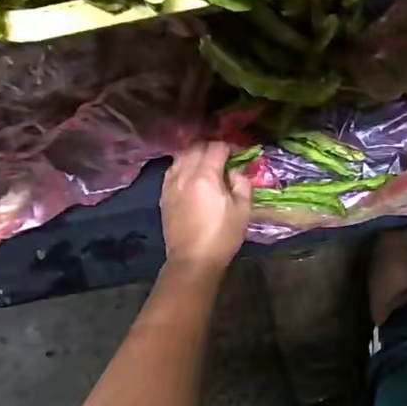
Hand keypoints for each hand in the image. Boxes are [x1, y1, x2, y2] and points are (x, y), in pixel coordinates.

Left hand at [160, 141, 252, 272]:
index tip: (239, 152)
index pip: (216, 148)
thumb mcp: (243, 209)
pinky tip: (190, 173)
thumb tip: (235, 172)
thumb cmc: (223, 236)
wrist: (193, 259)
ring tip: (207, 162)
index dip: (229, 146)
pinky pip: (172, 170)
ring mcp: (171, 184)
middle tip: (225, 155)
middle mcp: (185, 174)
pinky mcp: (164, 194)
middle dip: (211, 147)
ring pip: (181, 156)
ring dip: (195, 154)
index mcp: (205, 176)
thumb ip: (242, 183)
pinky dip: (183, 165)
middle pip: (196, 148)